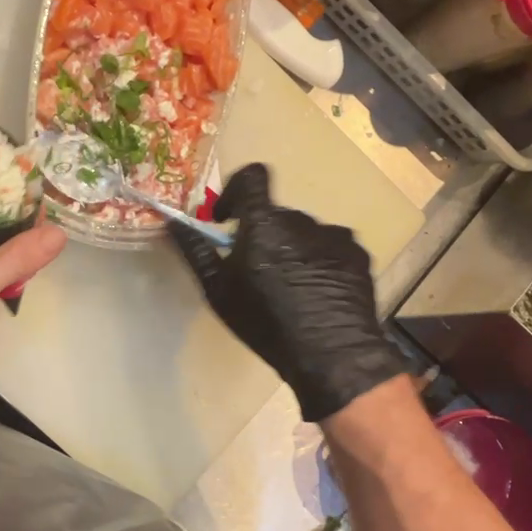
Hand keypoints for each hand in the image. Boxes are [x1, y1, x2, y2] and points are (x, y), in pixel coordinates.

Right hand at [169, 163, 404, 421]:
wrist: (331, 353)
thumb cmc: (264, 322)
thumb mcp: (218, 292)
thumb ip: (196, 252)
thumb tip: (173, 224)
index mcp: (264, 224)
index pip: (251, 177)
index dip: (236, 190)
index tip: (227, 218)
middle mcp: (302, 220)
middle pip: (275, 215)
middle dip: (262, 235)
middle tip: (255, 272)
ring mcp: (335, 236)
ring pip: (303, 233)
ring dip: (291, 250)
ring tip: (289, 289)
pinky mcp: (358, 254)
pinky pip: (330, 249)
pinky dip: (318, 263)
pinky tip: (315, 294)